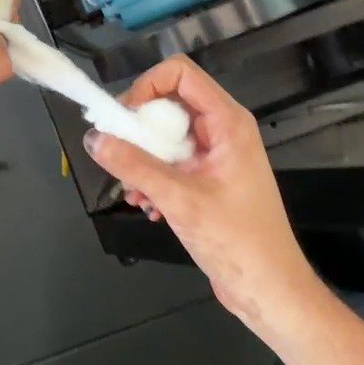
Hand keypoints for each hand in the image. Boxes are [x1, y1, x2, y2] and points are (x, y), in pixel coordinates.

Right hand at [86, 56, 319, 339]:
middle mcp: (222, 130)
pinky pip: (171, 162)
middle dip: (138, 130)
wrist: (270, 290)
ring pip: (165, 136)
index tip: (123, 119)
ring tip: (133, 192)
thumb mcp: (180, 200)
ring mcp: (216, 155)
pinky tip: (147, 206)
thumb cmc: (238, 242)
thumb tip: (94, 138)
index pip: (180, 73)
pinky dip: (152, 178)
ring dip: (141, 159)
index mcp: (227, 122)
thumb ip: (134, 166)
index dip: (146, 86)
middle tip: (117, 157)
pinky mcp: (208, 179)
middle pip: (168, 104)